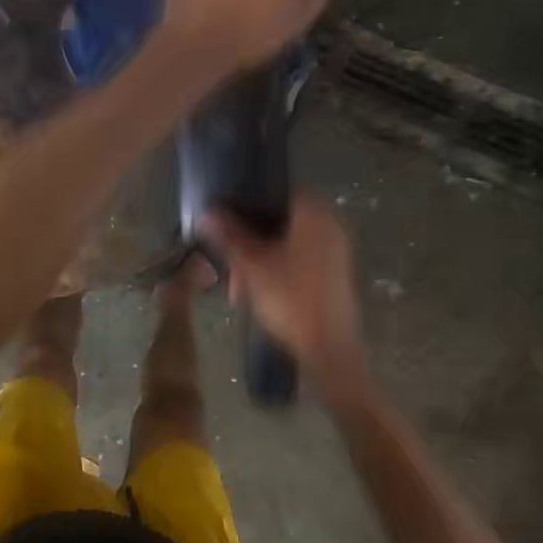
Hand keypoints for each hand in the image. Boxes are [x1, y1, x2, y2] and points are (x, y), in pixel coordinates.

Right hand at [201, 194, 362, 378]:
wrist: (328, 350)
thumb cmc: (290, 299)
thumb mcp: (251, 265)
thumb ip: (228, 235)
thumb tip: (206, 212)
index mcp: (314, 215)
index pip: (277, 192)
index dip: (249, 203)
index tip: (228, 218)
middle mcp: (330, 227)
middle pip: (279, 222)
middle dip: (249, 242)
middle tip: (230, 265)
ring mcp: (335, 253)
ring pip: (285, 245)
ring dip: (259, 261)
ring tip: (239, 289)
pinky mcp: (333, 276)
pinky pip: (298, 262)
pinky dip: (276, 271)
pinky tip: (256, 294)